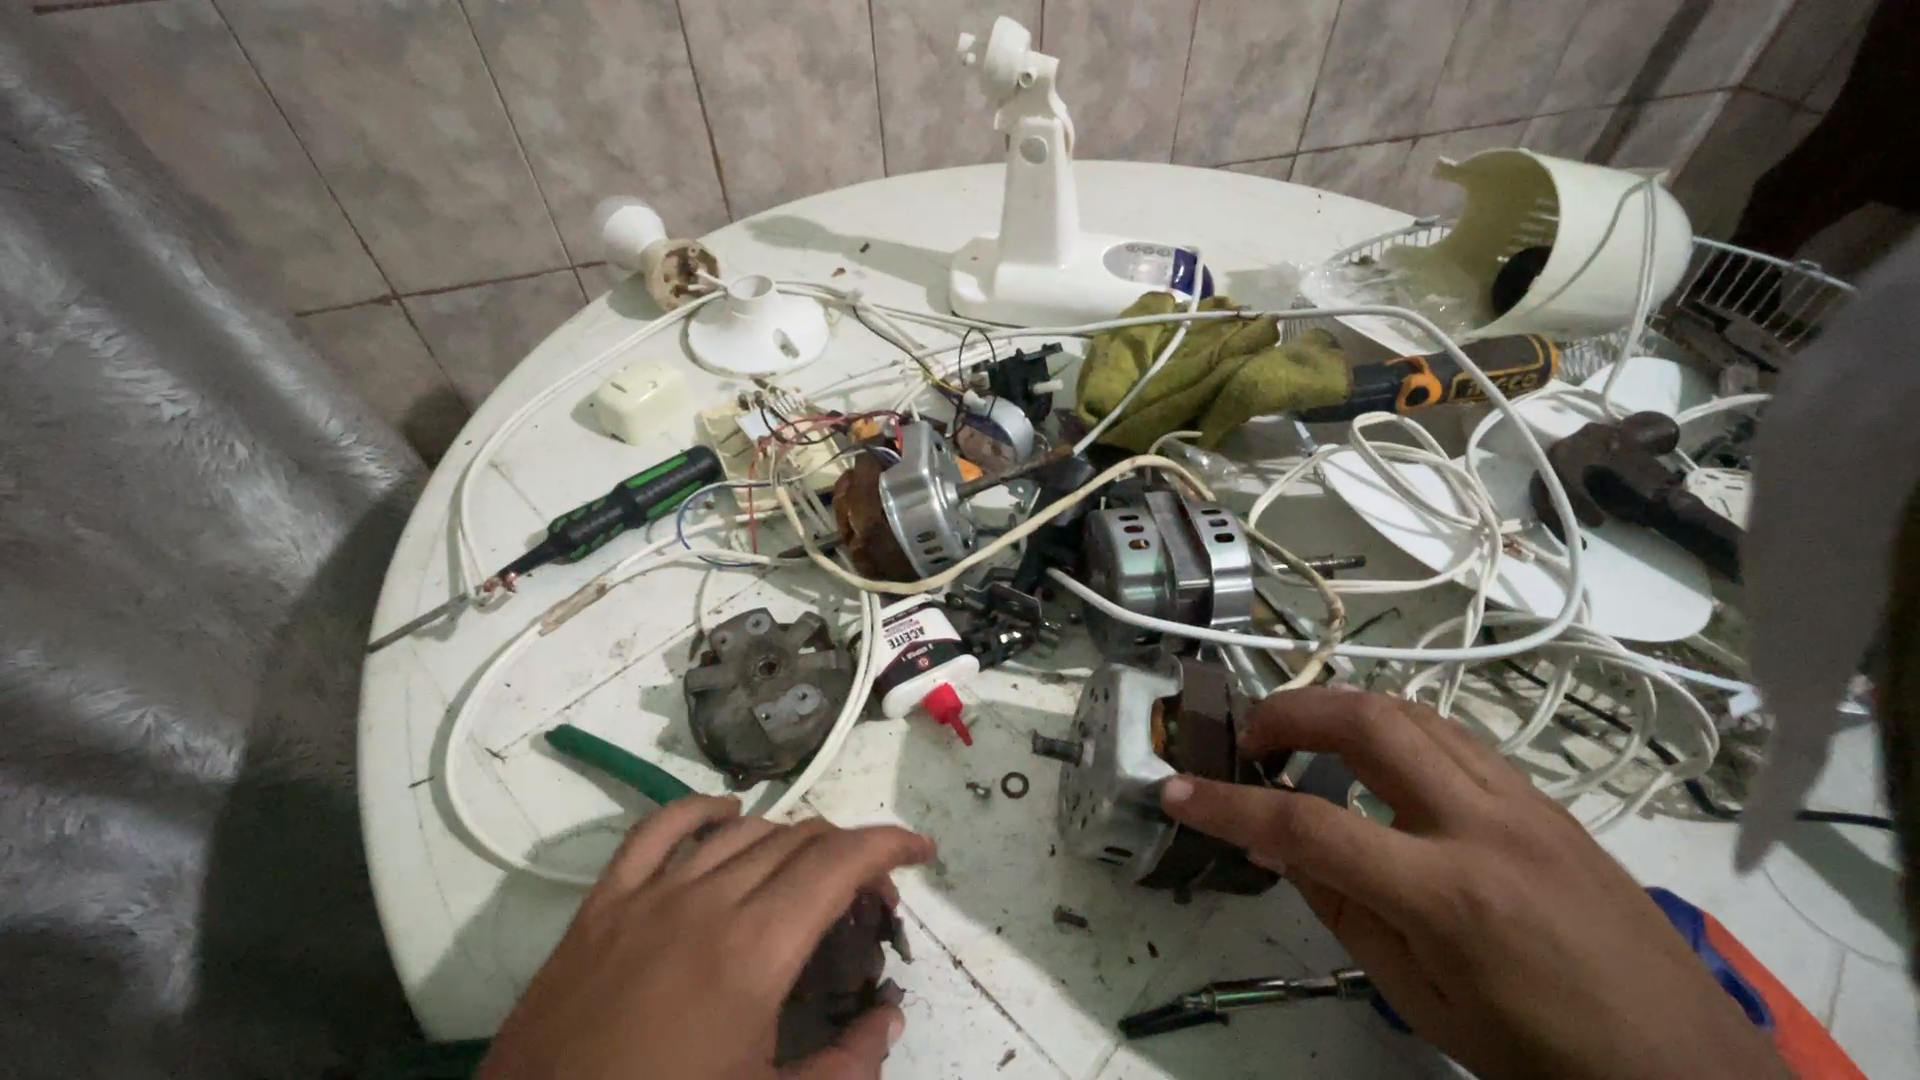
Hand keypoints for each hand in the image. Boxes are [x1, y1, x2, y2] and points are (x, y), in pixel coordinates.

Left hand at [478, 797, 935, 1079]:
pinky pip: (656, 831)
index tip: (920, 850)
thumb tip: (889, 1018)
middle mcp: (708, 902)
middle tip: (868, 892)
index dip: (890, 844)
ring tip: (812, 866)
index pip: (840, 862)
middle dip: (849, 851)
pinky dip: (700, 811)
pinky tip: (727, 812)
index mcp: (755, 952)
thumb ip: (847, 1067)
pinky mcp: (601, 906)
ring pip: (741, 832)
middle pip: (798, 840)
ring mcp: (649, 896)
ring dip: (790, 836)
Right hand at [1160, 687, 1788, 1079]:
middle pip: (1369, 722)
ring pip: (1413, 711)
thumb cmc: (1536, 1052)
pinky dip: (1392, 728)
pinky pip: (1452, 736)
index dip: (1229, 806)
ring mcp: (1525, 802)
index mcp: (1448, 897)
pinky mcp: (1545, 798)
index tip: (1176, 791)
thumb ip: (1338, 906)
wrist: (1684, 1069)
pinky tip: (1374, 758)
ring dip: (1340, 709)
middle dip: (1290, 712)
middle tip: (1251, 739)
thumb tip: (1273, 844)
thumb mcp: (1414, 996)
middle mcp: (1487, 827)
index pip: (1309, 827)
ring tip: (1303, 737)